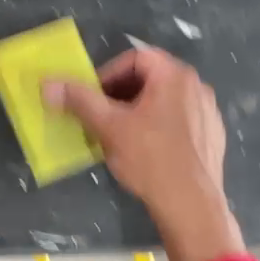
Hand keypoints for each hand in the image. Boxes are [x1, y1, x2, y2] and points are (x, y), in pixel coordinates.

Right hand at [44, 48, 245, 260]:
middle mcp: (197, 85)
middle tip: (100, 120)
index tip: (91, 100)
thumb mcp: (108, 127)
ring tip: (120, 138)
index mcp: (175, 75)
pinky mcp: (212, 136)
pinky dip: (159, 128)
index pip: (135, 58)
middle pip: (150, 79)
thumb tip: (47, 83)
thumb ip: (79, 101)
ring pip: (164, 102)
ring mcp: (208, 111)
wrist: (190, 202)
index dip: (106, 75)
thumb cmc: (149, 159)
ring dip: (137, 113)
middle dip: (119, 96)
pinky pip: (179, 121)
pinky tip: (148, 154)